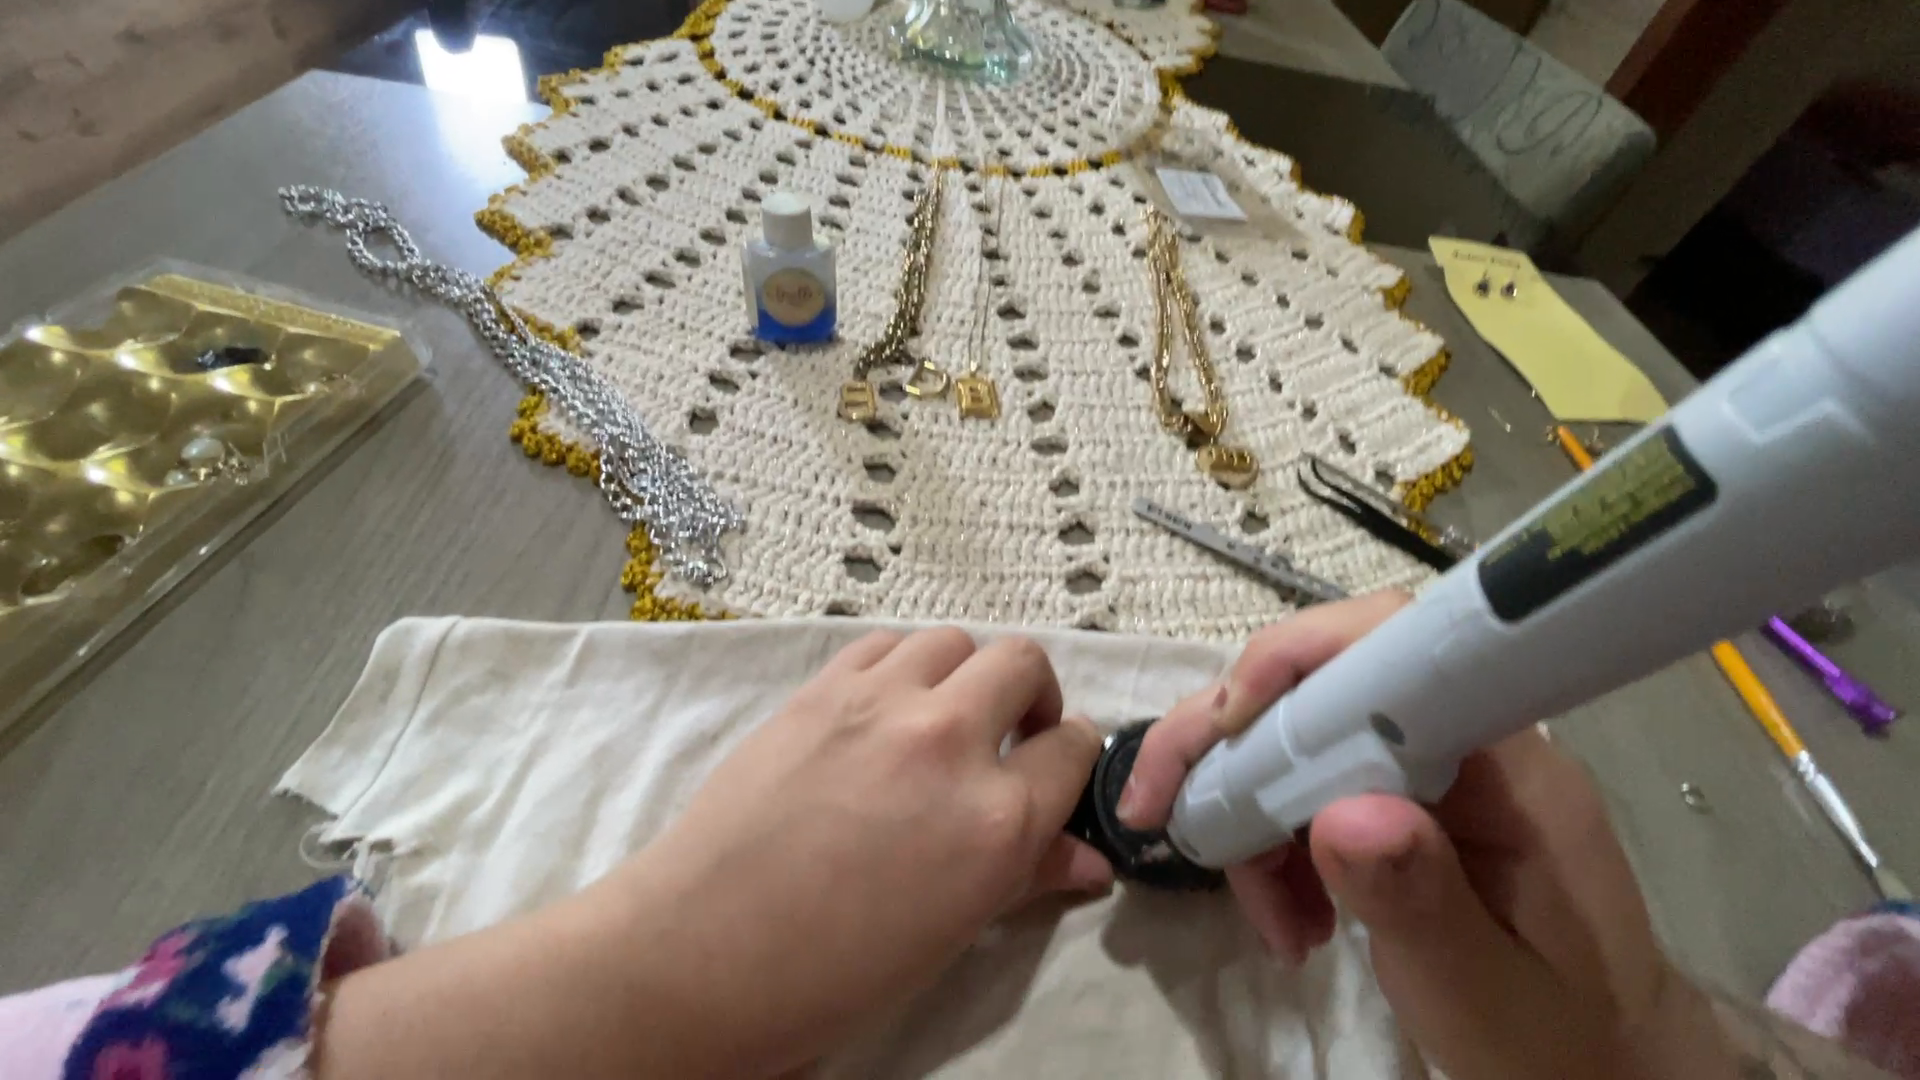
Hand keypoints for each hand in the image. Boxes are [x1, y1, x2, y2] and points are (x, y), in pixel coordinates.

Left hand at [322, 628, 1110, 1079]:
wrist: (705, 948)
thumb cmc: (838, 966)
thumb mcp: (954, 930)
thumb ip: (1031, 876)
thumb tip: (1093, 858)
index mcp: (996, 817)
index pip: (1075, 747)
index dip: (1074, 756)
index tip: (1056, 767)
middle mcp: (948, 739)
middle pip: (1024, 662)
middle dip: (1033, 694)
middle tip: (1010, 732)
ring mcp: (880, 701)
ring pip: (955, 639)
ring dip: (965, 672)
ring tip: (943, 714)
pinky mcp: (823, 686)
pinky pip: (886, 643)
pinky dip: (903, 665)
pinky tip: (885, 705)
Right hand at [1122, 594, 1737, 1079]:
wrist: (1598, 1059)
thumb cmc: (1558, 1035)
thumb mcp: (1487, 991)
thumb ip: (1421, 903)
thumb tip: (1342, 816)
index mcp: (1498, 761)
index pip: (1390, 648)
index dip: (1295, 658)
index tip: (1224, 723)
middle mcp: (1447, 738)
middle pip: (1309, 687)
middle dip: (1226, 745)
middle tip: (1163, 807)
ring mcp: (1413, 764)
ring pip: (1289, 737)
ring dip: (1244, 809)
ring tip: (1264, 912)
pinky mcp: (1385, 794)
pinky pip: (1296, 784)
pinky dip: (1266, 838)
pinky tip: (1283, 908)